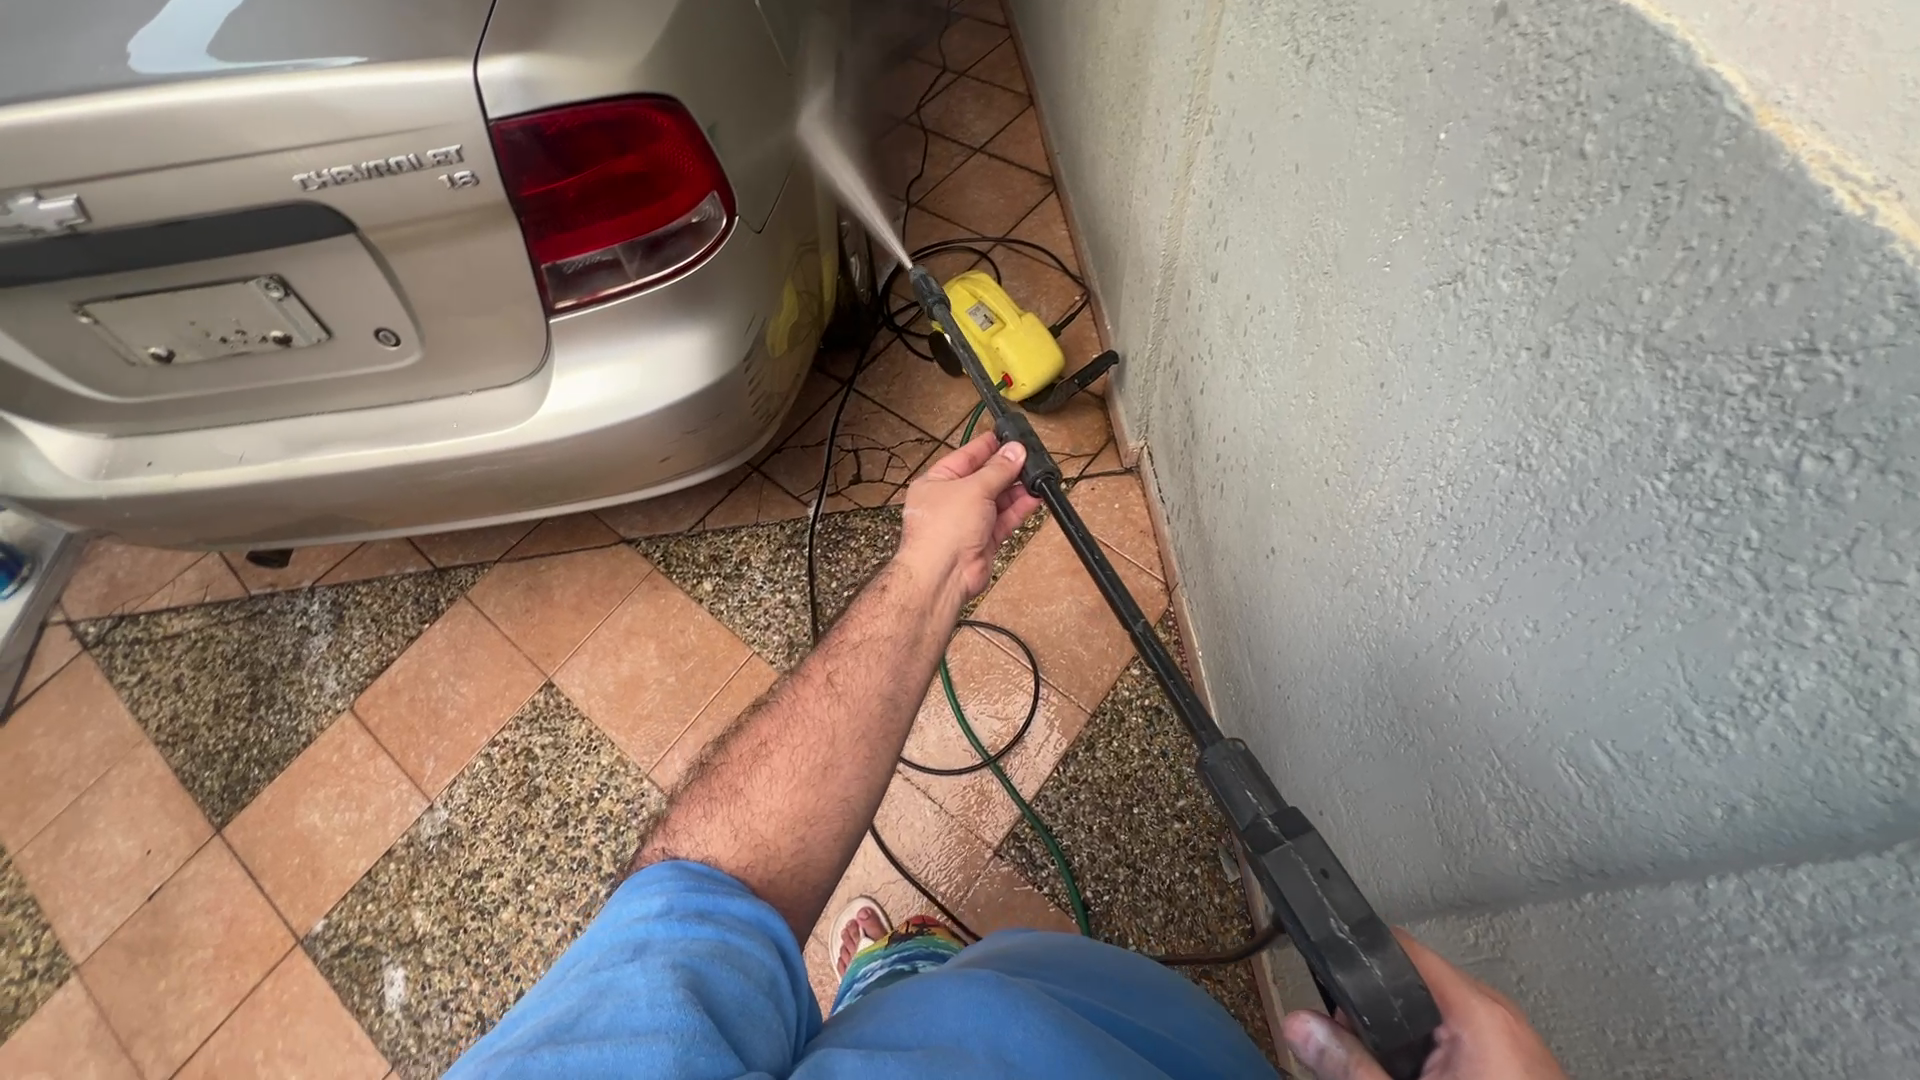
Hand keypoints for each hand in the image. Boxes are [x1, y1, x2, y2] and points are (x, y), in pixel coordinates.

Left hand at [896, 432, 1042, 605]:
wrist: (943, 575)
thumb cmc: (939, 534)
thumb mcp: (973, 489)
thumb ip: (997, 470)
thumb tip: (1013, 453)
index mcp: (937, 482)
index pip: (965, 456)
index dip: (987, 446)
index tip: (1007, 437)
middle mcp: (950, 501)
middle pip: (983, 478)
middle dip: (1006, 469)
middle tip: (1027, 458)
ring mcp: (967, 522)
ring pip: (996, 500)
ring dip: (1016, 489)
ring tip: (1035, 477)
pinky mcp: (982, 540)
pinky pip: (1004, 519)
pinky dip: (1019, 509)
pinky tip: (1034, 498)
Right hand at [1283, 931, 1566, 1079]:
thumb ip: (1349, 1065)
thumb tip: (1302, 1025)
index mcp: (1476, 1014)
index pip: (1395, 947)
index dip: (1353, 968)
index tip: (1331, 998)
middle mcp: (1501, 1018)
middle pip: (1410, 983)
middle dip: (1375, 1017)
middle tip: (1360, 1056)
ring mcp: (1517, 1043)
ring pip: (1436, 1015)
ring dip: (1405, 1041)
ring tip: (1395, 1075)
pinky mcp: (1520, 1066)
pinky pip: (1463, 1041)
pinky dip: (1436, 1057)